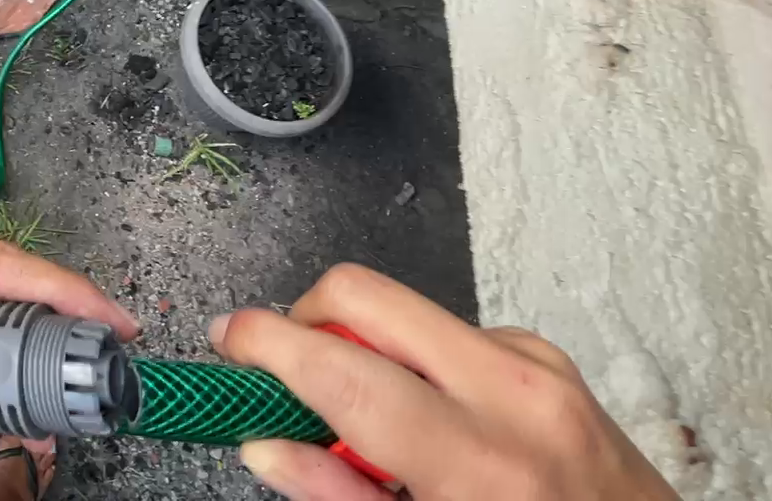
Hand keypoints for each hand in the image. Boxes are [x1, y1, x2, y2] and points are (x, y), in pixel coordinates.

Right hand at [210, 264, 676, 500]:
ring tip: (364, 410)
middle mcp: (513, 390)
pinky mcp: (545, 352)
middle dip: (302, 317)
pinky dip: (406, 355)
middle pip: (360, 292)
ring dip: (355, 341)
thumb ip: (339, 497)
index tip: (226, 340)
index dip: (264, 343)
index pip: (340, 370)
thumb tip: (262, 444)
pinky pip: (439, 325)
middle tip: (289, 372)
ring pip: (395, 305)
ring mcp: (536, 362)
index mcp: (485, 463)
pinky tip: (426, 411)